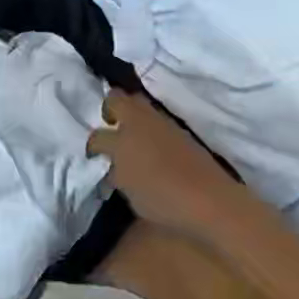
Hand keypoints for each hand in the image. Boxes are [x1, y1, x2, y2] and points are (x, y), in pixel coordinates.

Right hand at [87, 90, 266, 244]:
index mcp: (121, 141)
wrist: (207, 197)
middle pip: (117, 98)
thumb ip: (118, 174)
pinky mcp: (177, 126)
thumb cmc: (162, 201)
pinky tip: (149, 141)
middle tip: (110, 124)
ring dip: (129, 112)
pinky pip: (154, 115)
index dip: (92, 146)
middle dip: (109, 108)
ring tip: (129, 132)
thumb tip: (115, 166)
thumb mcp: (130, 193)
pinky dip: (147, 122)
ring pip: (137, 102)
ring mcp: (160, 120)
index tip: (93, 154)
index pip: (97, 137)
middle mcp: (138, 122)